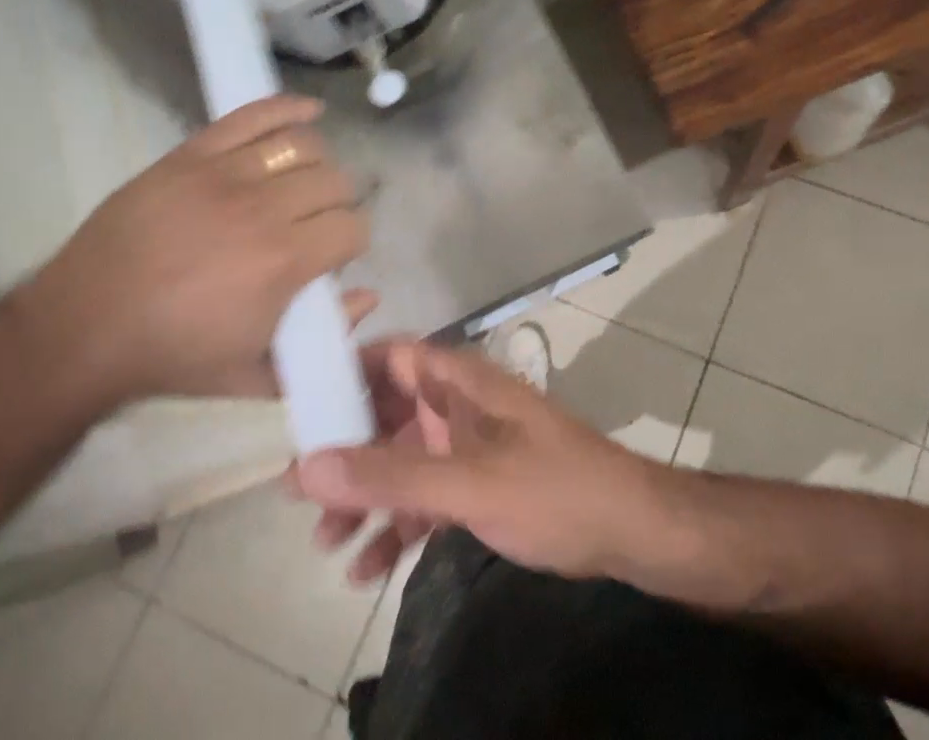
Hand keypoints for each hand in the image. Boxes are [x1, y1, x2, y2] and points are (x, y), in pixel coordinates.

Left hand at [9, 95, 371, 408]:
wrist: (85, 329)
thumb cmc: (175, 357)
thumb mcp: (260, 374)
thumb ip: (326, 338)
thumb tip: (369, 295)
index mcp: (283, 263)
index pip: (353, 227)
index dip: (351, 242)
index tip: (333, 257)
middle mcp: (262, 209)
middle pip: (334, 181)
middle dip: (338, 204)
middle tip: (317, 224)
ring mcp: (222, 175)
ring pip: (302, 145)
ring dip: (317, 164)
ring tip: (302, 184)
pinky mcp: (188, 156)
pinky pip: (251, 116)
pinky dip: (288, 108)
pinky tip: (309, 112)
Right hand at [291, 342, 667, 583]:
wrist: (631, 531)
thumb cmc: (555, 490)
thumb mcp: (471, 484)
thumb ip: (392, 477)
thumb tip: (304, 466)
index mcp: (463, 386)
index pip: (393, 357)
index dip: (345, 370)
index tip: (297, 402)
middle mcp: (460, 411)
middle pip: (386, 417)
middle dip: (343, 453)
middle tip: (297, 491)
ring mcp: (469, 452)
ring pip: (401, 466)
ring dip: (363, 501)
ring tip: (324, 543)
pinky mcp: (478, 491)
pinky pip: (424, 503)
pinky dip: (396, 529)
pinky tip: (366, 571)